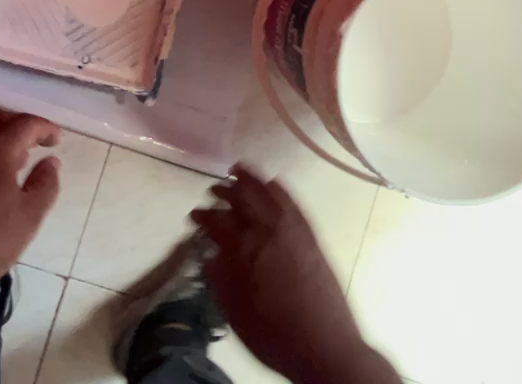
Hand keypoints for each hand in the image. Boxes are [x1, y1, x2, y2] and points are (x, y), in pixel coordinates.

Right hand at [192, 166, 395, 383]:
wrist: (327, 350)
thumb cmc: (276, 337)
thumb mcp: (236, 314)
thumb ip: (220, 279)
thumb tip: (211, 256)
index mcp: (246, 251)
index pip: (218, 222)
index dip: (203, 217)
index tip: (194, 216)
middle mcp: (268, 233)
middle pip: (242, 199)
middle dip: (225, 191)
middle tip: (213, 190)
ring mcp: (293, 232)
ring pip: (267, 194)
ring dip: (250, 180)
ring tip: (237, 171)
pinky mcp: (311, 237)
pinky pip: (292, 203)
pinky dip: (279, 189)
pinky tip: (272, 183)